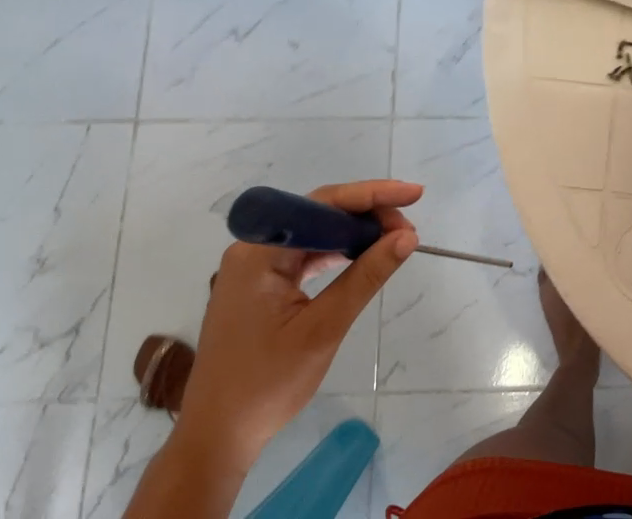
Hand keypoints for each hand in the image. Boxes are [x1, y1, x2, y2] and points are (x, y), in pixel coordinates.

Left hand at [174, 180, 422, 464]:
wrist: (218, 435)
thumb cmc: (267, 383)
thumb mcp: (324, 328)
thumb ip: (366, 277)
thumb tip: (407, 238)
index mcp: (259, 252)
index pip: (322, 204)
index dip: (372, 195)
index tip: (413, 195)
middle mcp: (253, 250)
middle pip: (319, 215)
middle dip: (367, 217)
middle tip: (408, 232)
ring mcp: (254, 269)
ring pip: (314, 234)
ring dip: (354, 235)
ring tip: (394, 242)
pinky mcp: (260, 288)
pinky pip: (304, 256)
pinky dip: (336, 254)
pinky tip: (363, 258)